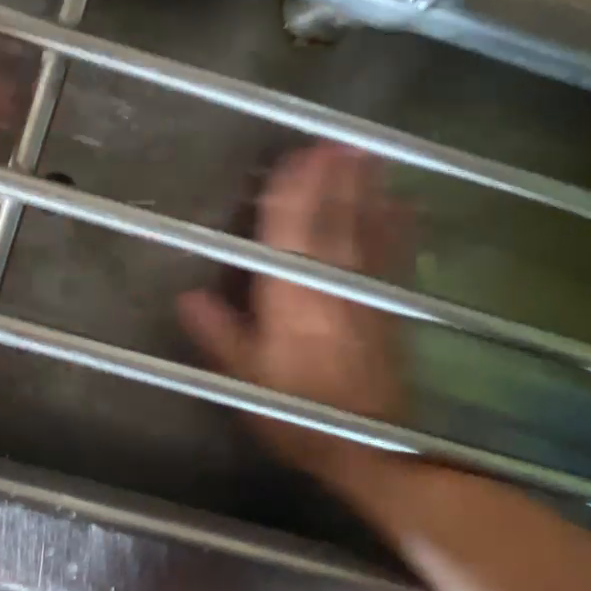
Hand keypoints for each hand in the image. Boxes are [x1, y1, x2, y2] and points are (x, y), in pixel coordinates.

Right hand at [177, 143, 412, 475]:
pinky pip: (393, 258)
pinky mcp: (390, 309)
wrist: (371, 449)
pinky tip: (402, 206)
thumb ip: (221, 335)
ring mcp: (366, 295)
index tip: (294, 156)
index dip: (291, 193)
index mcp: (292, 301)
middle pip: (331, 222)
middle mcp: (332, 288)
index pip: (289, 235)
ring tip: (368, 156)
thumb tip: (188, 296)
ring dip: (365, 192)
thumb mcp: (248, 380)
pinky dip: (396, 228)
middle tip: (337, 140)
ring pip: (364, 232)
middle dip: (333, 180)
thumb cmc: (299, 414)